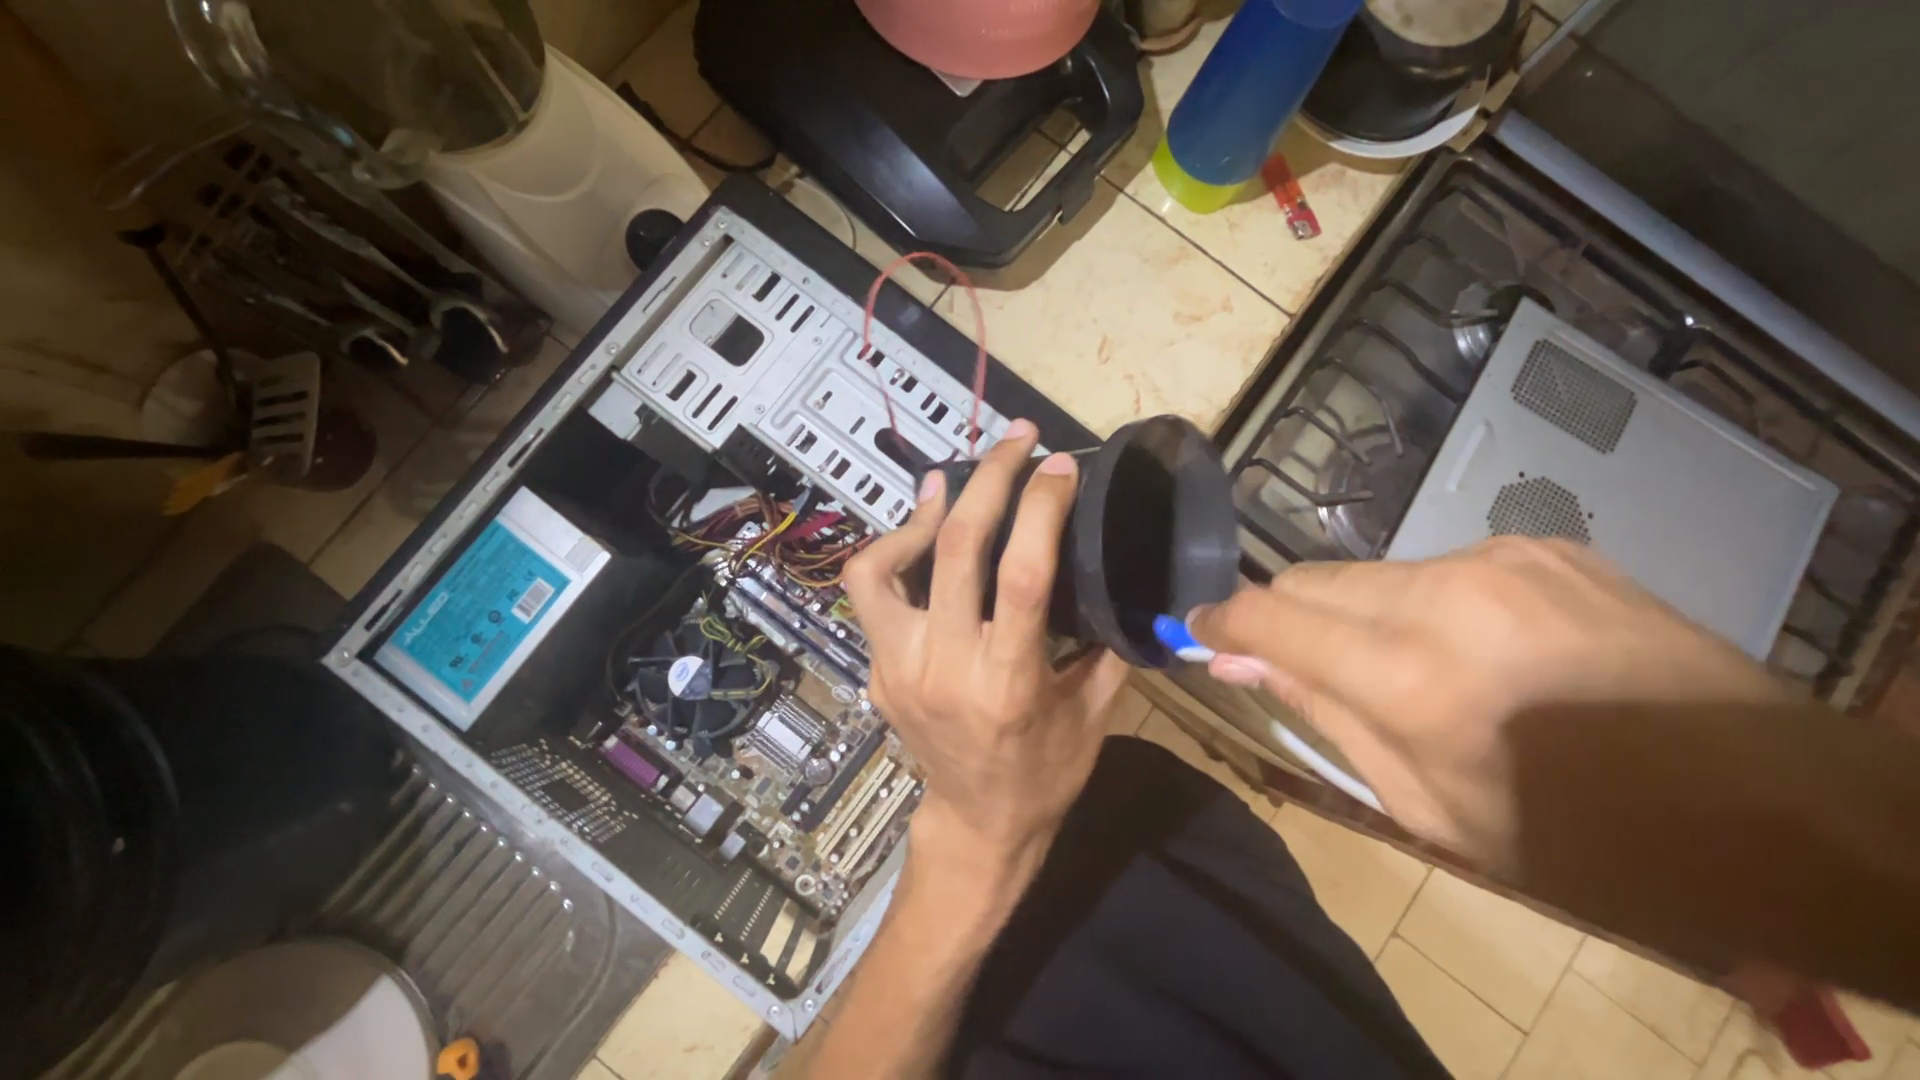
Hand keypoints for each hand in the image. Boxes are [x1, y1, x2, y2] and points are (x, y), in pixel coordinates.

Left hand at [843, 419, 1129, 889]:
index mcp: (1007, 681)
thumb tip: (1119, 574)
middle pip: (953, 550)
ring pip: (882, 566)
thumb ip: (1106, 642)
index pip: (1019, 574)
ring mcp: (897, 667)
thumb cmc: (1044, 774)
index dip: (1039, 508)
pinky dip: (893, 551)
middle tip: (1014, 440)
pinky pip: (871, 594)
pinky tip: (924, 532)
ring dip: (922, 513)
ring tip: (954, 483)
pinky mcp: (875, 669)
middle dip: (988, 480)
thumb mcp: (1093, 712)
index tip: (1059, 465)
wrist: (976, 824)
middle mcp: (942, 667)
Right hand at [1189, 537, 1787, 867]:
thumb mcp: (1429, 805)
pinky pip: (1442, 567)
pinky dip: (1426, 604)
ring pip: (1373, 572)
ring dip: (1358, 613)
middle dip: (1284, 618)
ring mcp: (1501, 559)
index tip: (1194, 631)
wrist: (1774, 806)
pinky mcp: (1546, 545)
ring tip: (1407, 670)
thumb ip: (1323, 717)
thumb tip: (1232, 662)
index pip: (1268, 617)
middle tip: (1290, 665)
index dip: (1218, 622)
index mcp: (1411, 678)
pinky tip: (1478, 649)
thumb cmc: (1582, 840)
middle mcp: (1445, 595)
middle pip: (1310, 579)